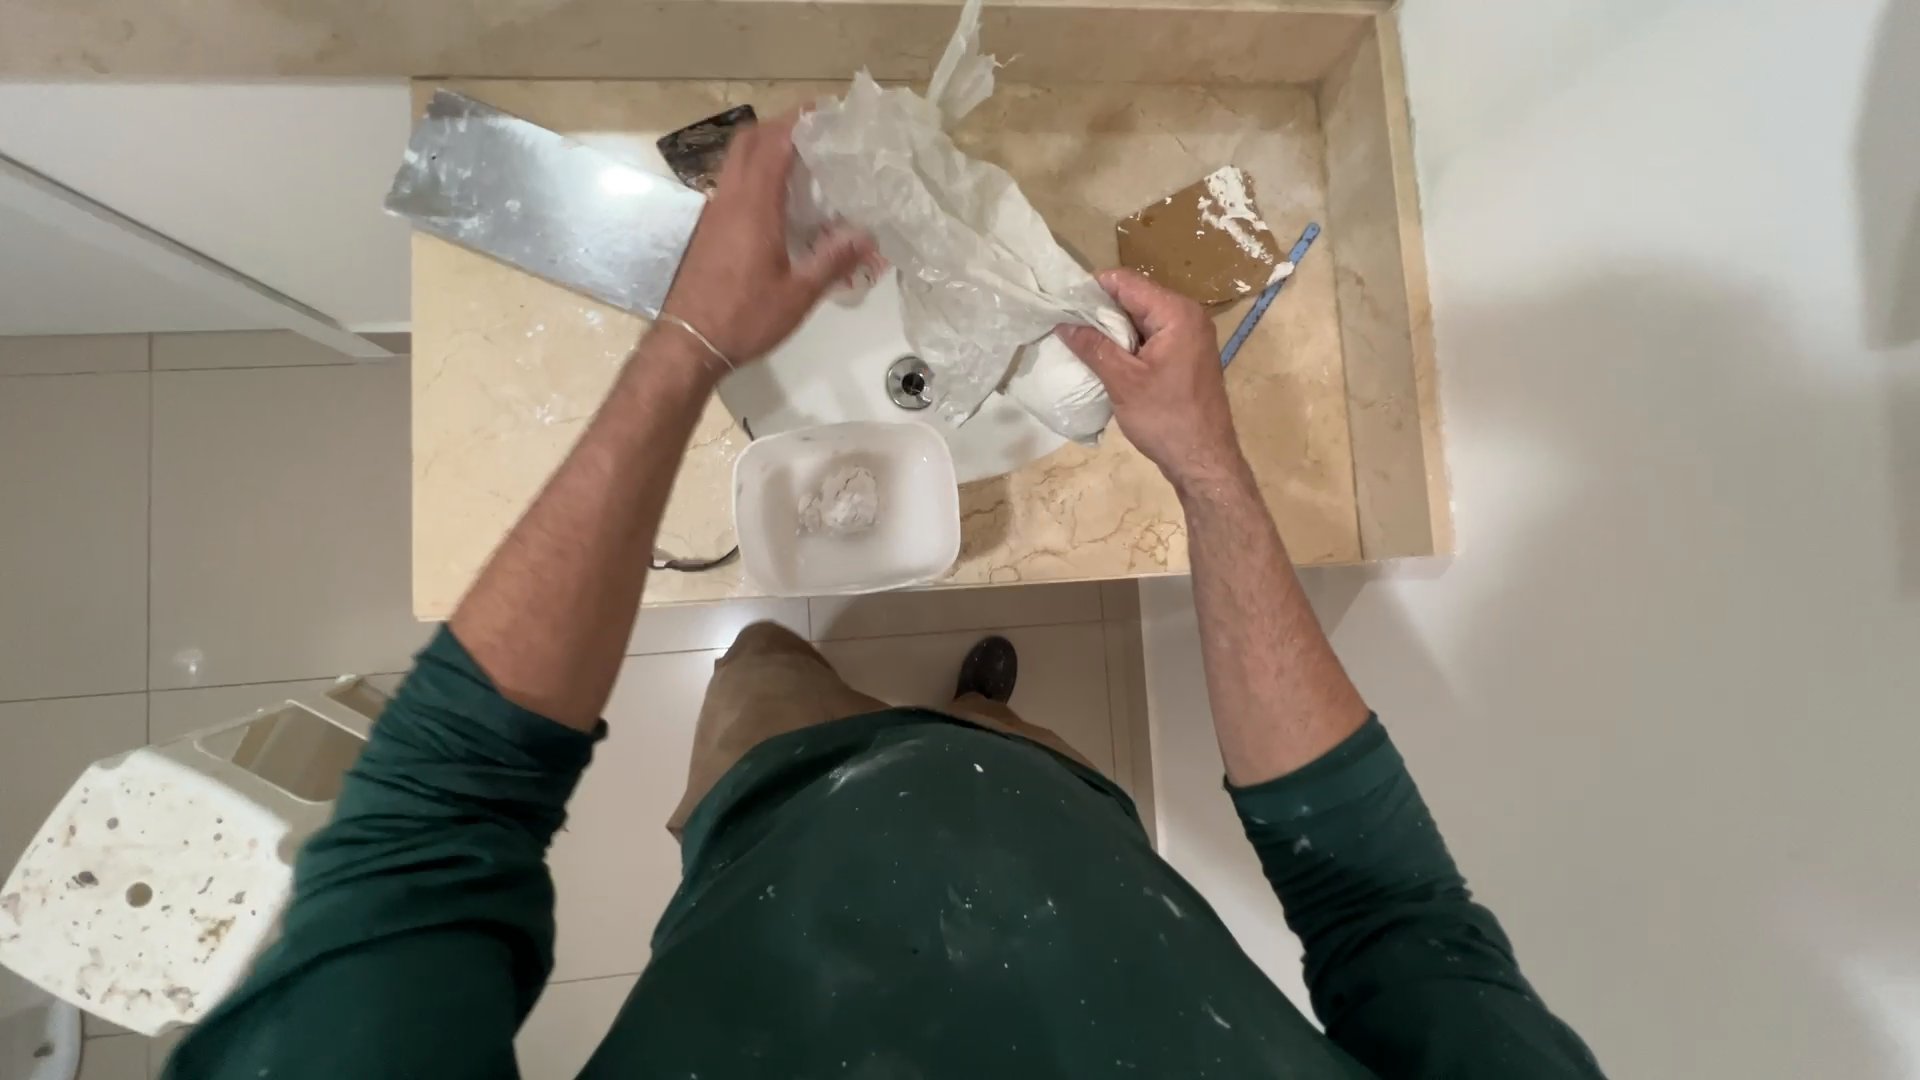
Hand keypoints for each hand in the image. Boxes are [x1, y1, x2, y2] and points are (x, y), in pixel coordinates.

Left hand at [658, 112, 875, 365]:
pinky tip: (777, 206)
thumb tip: (867, 235)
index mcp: (754, 207)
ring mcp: (713, 214)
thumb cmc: (745, 318)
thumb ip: (833, 260)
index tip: (824, 113)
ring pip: (736, 163)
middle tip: (812, 136)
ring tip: (800, 168)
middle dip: (779, 128)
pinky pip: (732, 187)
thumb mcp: (799, 295)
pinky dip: (755, 179)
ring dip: (765, 153)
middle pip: (748, 141)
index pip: (774, 144)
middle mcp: (729, 200)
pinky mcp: (708, 231)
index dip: (798, 121)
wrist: (690, 342)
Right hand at [1056, 269, 1246, 491]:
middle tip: (1066, 323)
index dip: (1093, 288)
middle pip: (1135, 297)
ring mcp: (1189, 337)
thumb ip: (1093, 347)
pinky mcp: (1186, 356)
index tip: (1062, 301)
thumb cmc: (1165, 419)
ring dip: (1112, 329)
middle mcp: (1187, 316)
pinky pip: (1151, 338)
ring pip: (1141, 319)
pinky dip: (1128, 344)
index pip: (1127, 282)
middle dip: (1101, 309)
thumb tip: (1063, 323)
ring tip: (1080, 341)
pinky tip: (1105, 359)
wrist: (1202, 459)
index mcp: (1176, 313)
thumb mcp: (1123, 382)